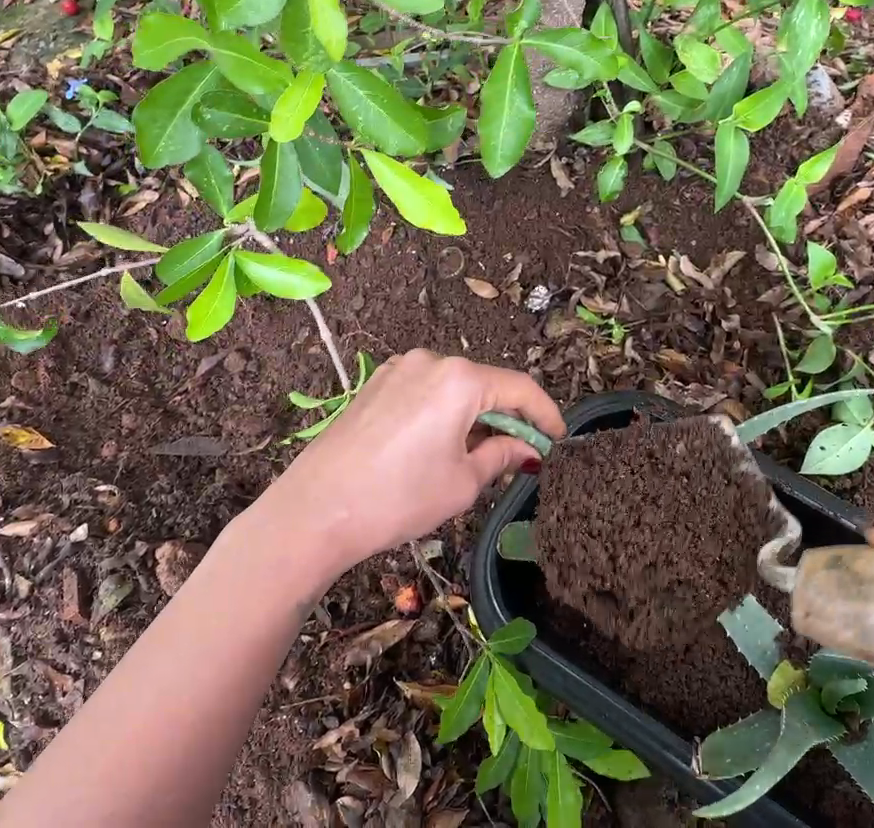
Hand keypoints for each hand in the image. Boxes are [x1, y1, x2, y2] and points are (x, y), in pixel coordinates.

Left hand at [251, 351, 564, 578]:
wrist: (314, 511)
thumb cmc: (398, 498)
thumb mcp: (462, 484)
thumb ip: (502, 456)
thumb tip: (527, 449)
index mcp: (460, 379)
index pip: (520, 389)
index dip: (546, 414)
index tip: (559, 439)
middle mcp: (431, 362)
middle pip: (486, 385)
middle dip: (508, 418)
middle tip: (523, 454)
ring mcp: (398, 370)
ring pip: (454, 390)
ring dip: (475, 417)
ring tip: (479, 456)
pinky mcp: (375, 385)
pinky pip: (425, 393)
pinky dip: (444, 414)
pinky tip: (440, 447)